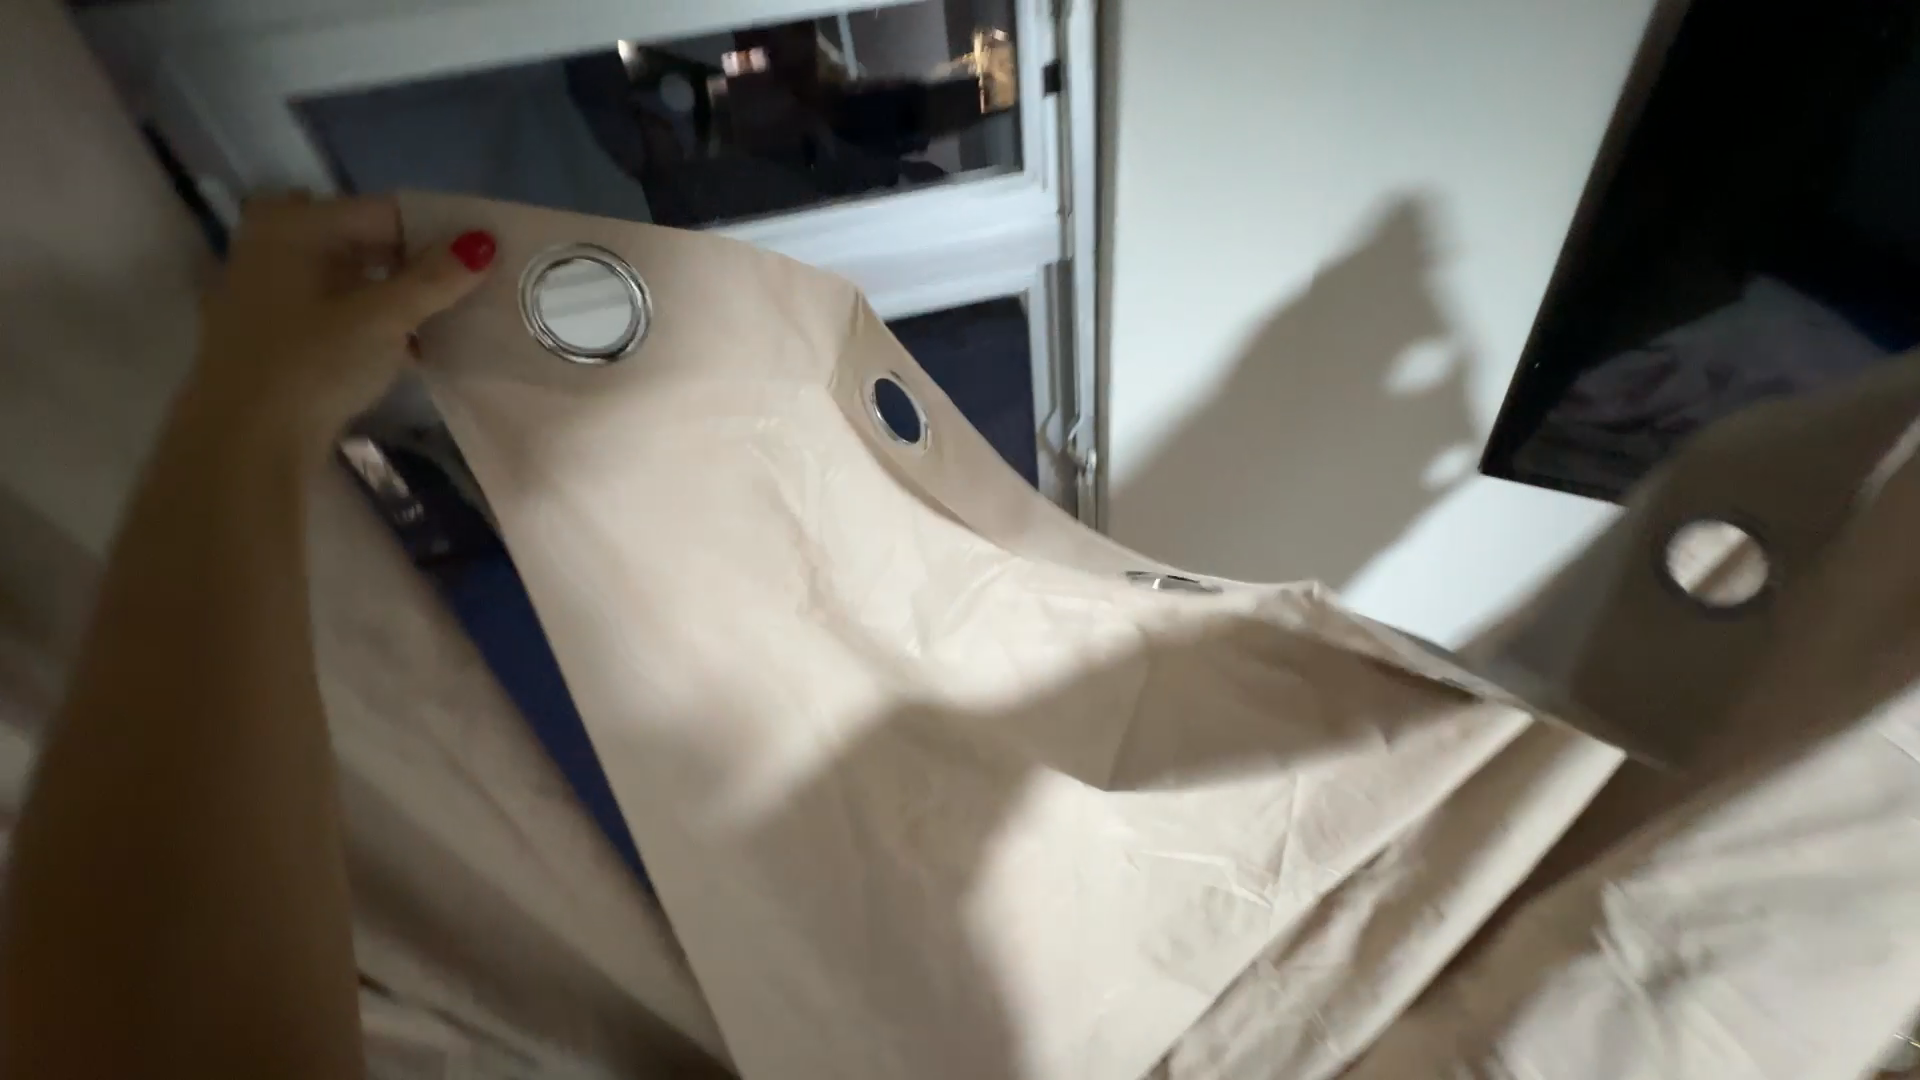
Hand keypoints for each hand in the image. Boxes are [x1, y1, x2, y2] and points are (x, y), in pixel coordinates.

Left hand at [186, 194, 495, 455]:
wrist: (251, 432)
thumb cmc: (315, 362)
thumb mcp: (384, 318)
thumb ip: (436, 279)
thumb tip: (485, 242)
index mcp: (296, 225)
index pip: (388, 213)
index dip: (442, 233)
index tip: (490, 257)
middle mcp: (279, 241)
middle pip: (372, 239)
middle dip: (426, 262)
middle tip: (479, 286)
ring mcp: (277, 284)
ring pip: (360, 273)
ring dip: (408, 292)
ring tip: (458, 314)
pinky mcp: (285, 323)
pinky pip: (347, 302)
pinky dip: (383, 314)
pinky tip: (418, 340)